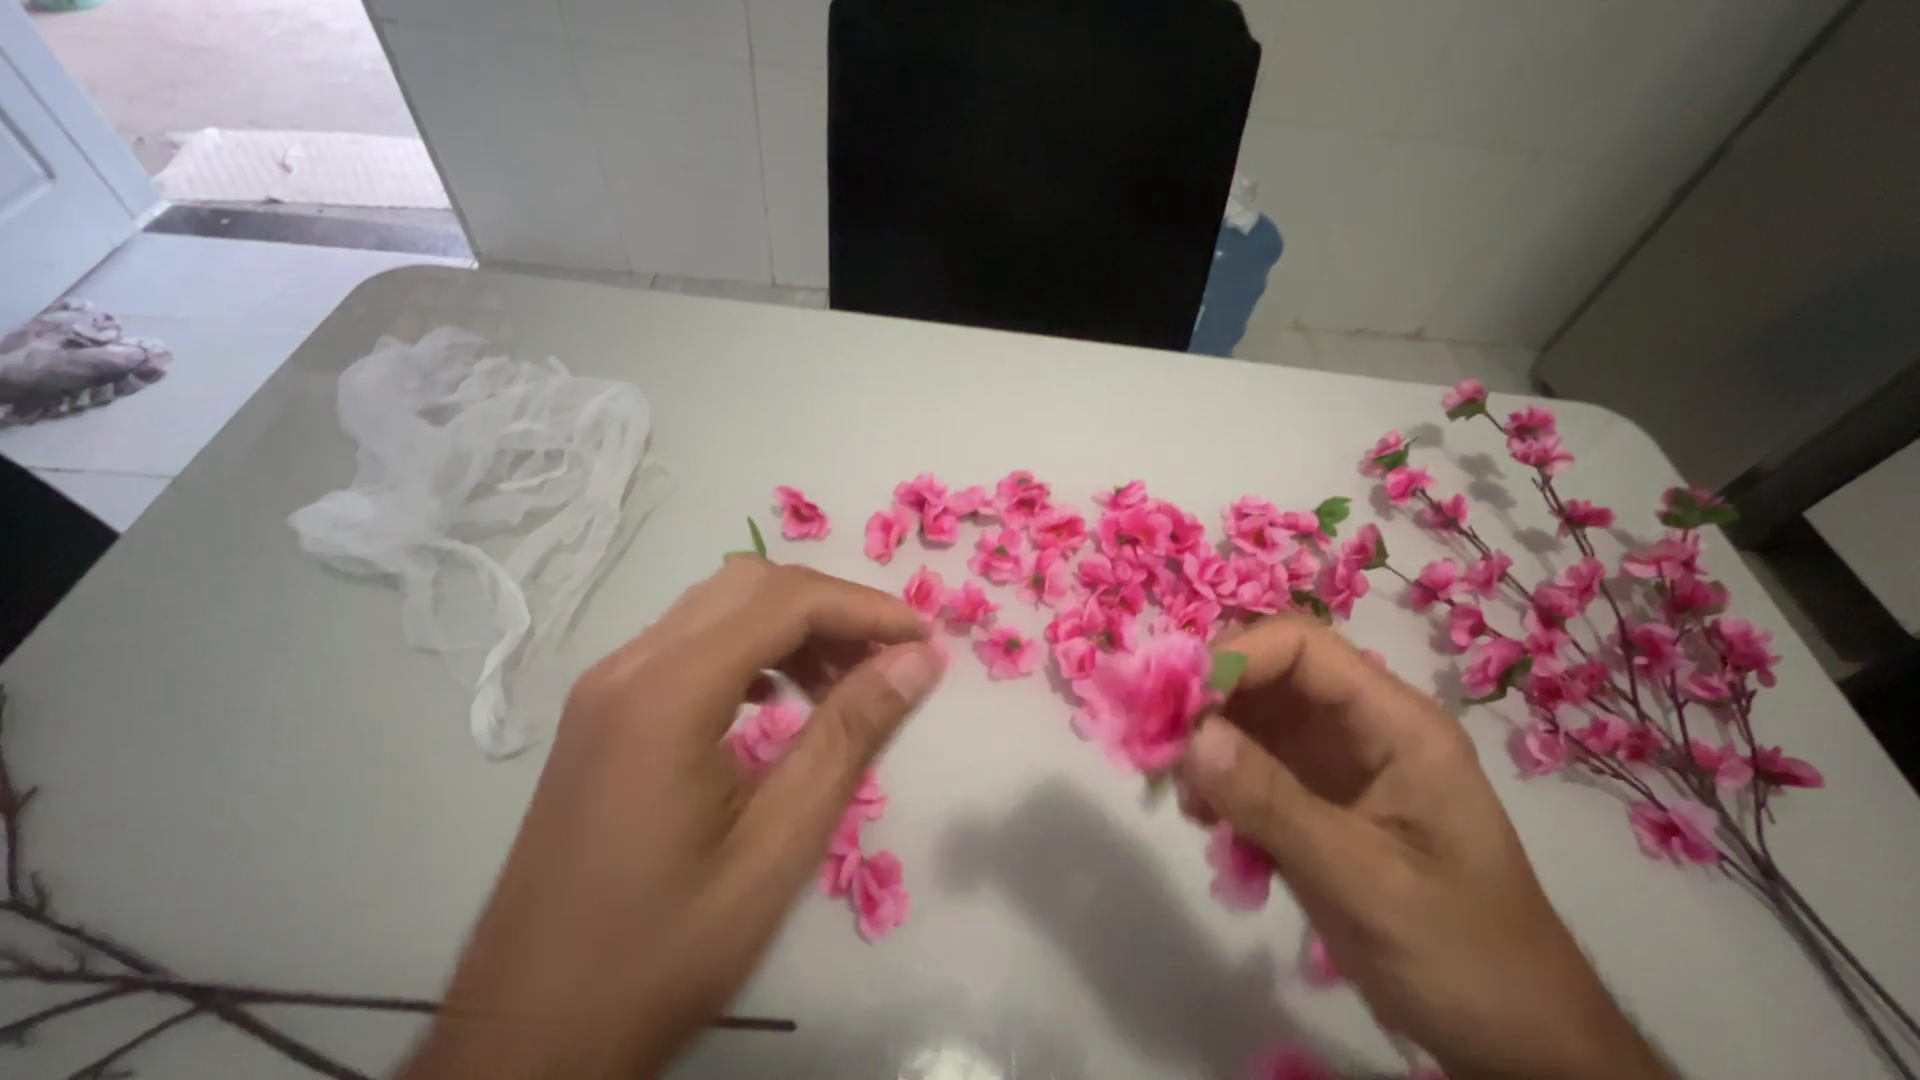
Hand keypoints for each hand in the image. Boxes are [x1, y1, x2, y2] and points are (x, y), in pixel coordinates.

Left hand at [400, 557, 945, 1079]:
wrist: (533, 1028)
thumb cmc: (664, 947)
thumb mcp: (777, 846)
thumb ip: (848, 738)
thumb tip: (917, 660)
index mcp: (665, 692)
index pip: (784, 602)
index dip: (866, 608)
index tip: (926, 640)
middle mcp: (626, 668)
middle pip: (746, 586)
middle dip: (830, 607)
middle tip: (891, 657)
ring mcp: (603, 691)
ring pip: (712, 610)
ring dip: (788, 626)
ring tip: (845, 681)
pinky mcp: (598, 718)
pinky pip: (683, 649)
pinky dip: (746, 651)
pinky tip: (778, 702)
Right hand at [1176, 617, 1673, 1079]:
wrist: (1513, 1034)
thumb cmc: (1461, 950)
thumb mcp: (1363, 878)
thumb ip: (1273, 804)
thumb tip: (1190, 737)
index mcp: (1397, 724)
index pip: (1302, 648)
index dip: (1234, 658)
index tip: (1175, 705)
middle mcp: (1363, 729)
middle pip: (1269, 677)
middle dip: (1208, 702)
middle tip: (1159, 751)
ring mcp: (1338, 767)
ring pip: (1252, 722)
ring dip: (1207, 747)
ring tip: (1188, 801)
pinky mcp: (1317, 804)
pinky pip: (1252, 769)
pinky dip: (1220, 785)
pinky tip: (1210, 824)